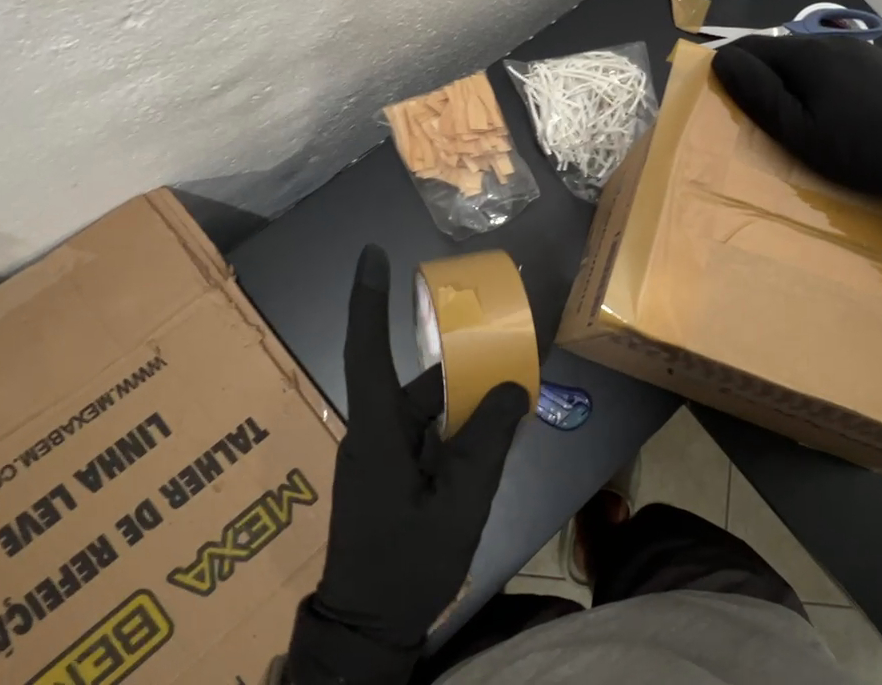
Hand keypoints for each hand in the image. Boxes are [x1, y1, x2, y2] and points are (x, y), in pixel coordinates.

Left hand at [288, 246, 530, 684]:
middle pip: (420, 382)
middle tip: (505, 342)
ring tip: (514, 389)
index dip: (368, 299)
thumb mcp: (460, 502)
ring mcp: (383, 457)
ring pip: (431, 412)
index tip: (373, 254)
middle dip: (462, 364)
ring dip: (467, 402)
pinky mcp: (394, 476)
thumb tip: (512, 389)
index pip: (366, 349)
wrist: (369, 627)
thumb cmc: (408, 561)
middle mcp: (376, 433)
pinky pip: (432, 437)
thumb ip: (487, 441)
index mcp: (378, 431)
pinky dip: (462, 430)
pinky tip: (497, 433)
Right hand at [712, 35, 881, 217]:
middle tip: (756, 113)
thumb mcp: (797, 131)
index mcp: (806, 54)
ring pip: (806, 58)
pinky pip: (832, 65)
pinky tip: (825, 108)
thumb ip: (758, 93)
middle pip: (779, 50)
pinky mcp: (877, 65)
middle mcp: (830, 41)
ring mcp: (858, 50)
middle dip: (761, 74)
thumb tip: (721, 59)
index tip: (724, 96)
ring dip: (789, 78)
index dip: (731, 68)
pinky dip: (816, 81)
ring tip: (788, 114)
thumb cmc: (858, 150)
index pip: (751, 47)